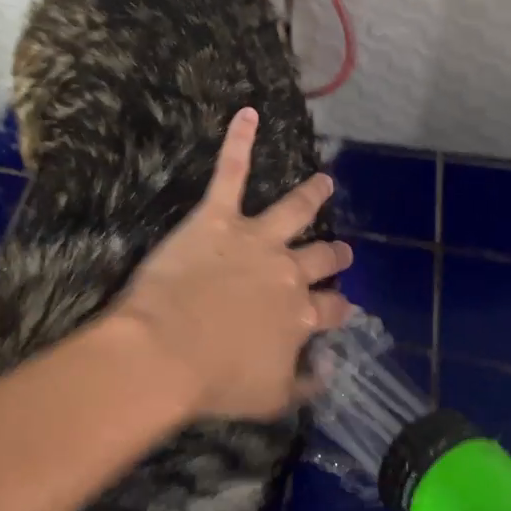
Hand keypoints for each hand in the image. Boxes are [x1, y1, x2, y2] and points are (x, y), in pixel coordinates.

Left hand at [105, 107, 353, 421]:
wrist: (166, 351)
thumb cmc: (213, 380)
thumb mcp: (269, 397)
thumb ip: (302, 384)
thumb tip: (325, 370)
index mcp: (298, 317)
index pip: (329, 308)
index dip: (337, 307)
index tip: (343, 306)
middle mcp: (285, 272)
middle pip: (319, 259)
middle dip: (334, 255)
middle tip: (344, 251)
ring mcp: (253, 239)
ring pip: (292, 210)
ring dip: (311, 195)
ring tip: (324, 182)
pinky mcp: (217, 217)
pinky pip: (231, 171)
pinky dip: (240, 140)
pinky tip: (247, 113)